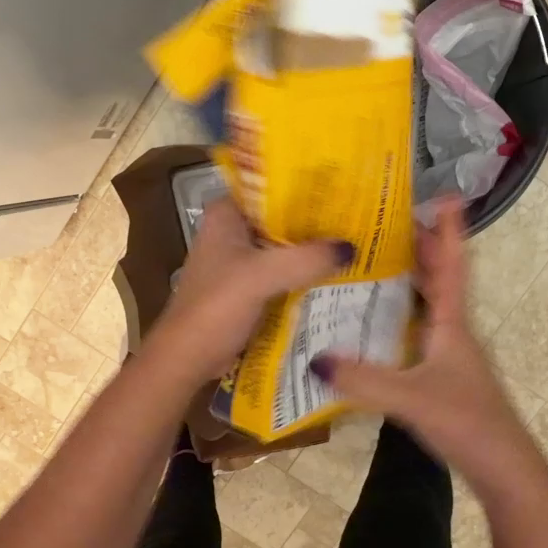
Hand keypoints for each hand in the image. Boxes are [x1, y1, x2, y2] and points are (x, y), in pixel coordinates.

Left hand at [145, 198, 350, 383]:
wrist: (187, 359)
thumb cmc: (216, 308)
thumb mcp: (262, 277)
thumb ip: (306, 259)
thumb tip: (351, 247)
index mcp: (227, 214)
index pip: (273, 187)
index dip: (308, 187)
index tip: (345, 188)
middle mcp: (233, 231)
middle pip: (283, 219)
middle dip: (317, 222)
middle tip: (361, 219)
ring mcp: (241, 261)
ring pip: (286, 247)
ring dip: (314, 251)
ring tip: (358, 244)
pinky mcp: (249, 288)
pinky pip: (285, 273)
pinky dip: (306, 275)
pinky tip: (337, 276)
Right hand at [313, 198, 540, 488]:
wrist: (504, 469)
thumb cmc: (467, 423)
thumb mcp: (411, 399)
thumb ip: (364, 381)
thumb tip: (314, 361)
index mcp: (453, 325)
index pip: (453, 266)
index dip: (449, 231)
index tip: (447, 195)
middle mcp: (456, 333)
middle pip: (443, 281)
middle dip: (423, 250)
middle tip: (391, 225)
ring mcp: (454, 358)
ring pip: (434, 308)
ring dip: (415, 282)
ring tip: (381, 265)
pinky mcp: (449, 380)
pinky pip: (424, 333)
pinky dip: (406, 318)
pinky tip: (381, 329)